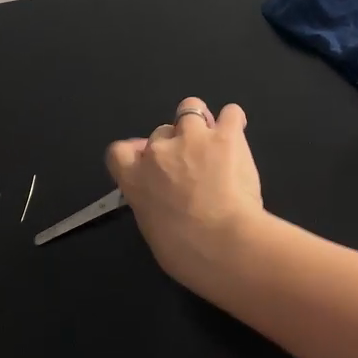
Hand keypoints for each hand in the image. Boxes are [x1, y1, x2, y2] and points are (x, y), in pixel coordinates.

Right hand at [106, 97, 266, 291]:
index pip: (119, 151)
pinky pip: (230, 113)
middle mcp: (160, 151)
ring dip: (201, 122)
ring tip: (215, 140)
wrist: (221, 242)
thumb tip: (164, 195)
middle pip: (161, 131)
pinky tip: (237, 135)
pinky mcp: (225, 134)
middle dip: (175, 144)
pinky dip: (233, 121)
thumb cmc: (184, 250)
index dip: (136, 152)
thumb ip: (153, 201)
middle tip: (194, 164)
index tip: (150, 160)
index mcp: (135, 179)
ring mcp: (193, 137)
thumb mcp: (153, 228)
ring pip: (191, 108)